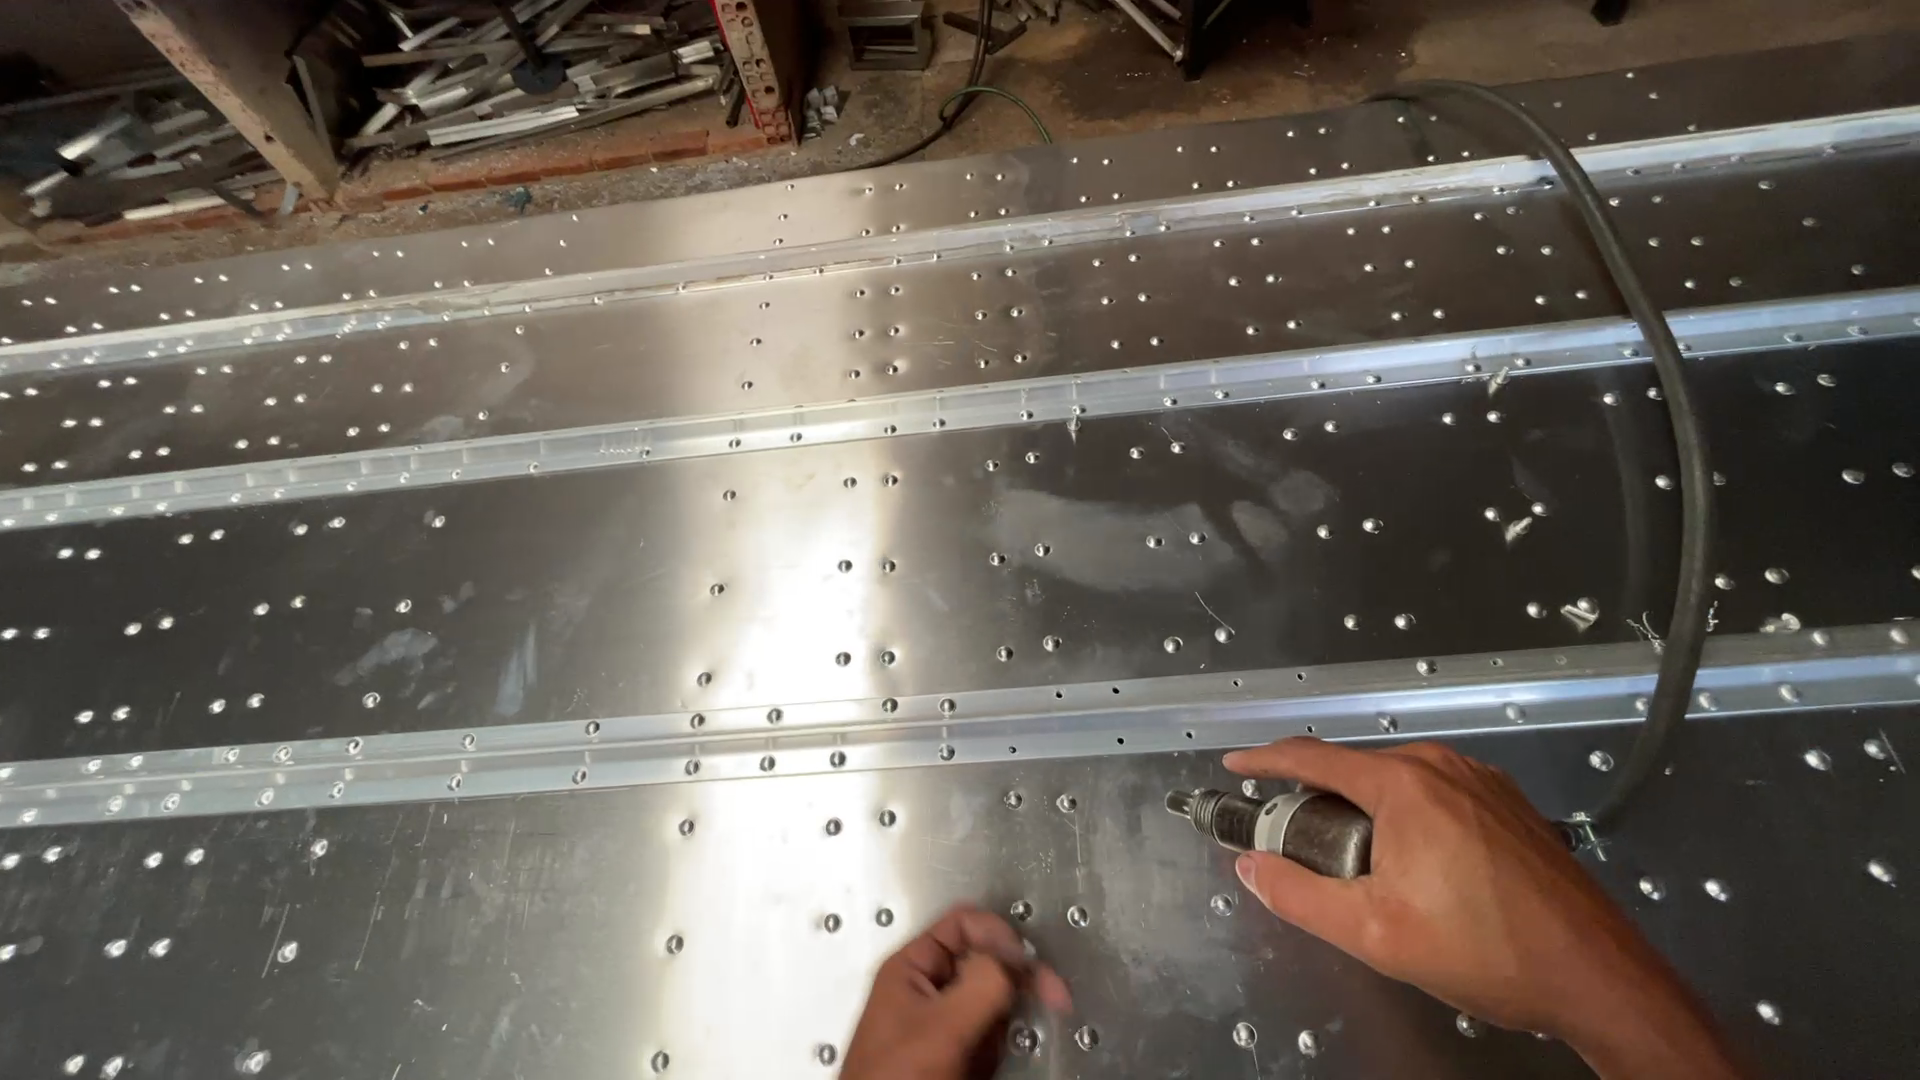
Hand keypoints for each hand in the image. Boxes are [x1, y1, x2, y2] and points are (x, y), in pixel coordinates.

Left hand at [842, 903, 1071, 1079]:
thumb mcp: (941, 1027)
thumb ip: (981, 984)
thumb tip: (1015, 957)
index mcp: (912, 967)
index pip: (965, 925)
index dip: (1000, 935)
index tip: (1030, 963)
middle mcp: (926, 989)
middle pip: (984, 962)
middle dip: (1010, 985)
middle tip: (1051, 998)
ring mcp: (939, 1024)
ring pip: (991, 1003)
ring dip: (1000, 1027)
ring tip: (981, 1058)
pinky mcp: (951, 1056)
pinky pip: (988, 1039)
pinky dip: (995, 1052)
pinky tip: (980, 1071)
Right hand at [1225, 738, 1742, 1079]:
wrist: (1604, 983)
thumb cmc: (1485, 952)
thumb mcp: (1374, 933)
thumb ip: (1298, 895)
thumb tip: (1249, 866)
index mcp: (1403, 783)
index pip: (1311, 756)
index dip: (1264, 759)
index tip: (1233, 764)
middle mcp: (1440, 765)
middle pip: (1353, 768)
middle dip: (1315, 798)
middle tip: (1297, 841)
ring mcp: (1480, 779)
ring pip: (1393, 779)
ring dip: (1360, 806)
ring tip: (1355, 858)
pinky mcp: (1506, 801)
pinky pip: (1431, 790)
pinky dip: (1401, 810)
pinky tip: (1411, 856)